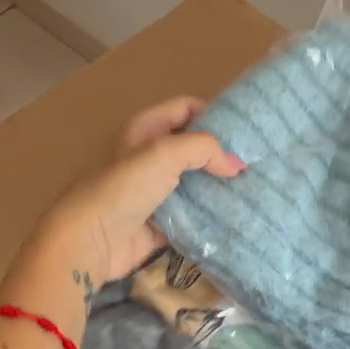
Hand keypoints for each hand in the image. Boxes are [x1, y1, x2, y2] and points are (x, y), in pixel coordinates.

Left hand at [27, 96, 245, 285]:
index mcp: (146, 128)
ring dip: (218, 187)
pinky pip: (192, 215)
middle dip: (221, 155)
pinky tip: (234, 217)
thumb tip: (237, 164)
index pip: (186, 109)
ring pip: (195, 183)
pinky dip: (210, 216)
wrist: (93, 239)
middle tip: (256, 164)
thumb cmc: (125, 187)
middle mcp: (150, 156)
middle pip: (193, 148)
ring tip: (252, 190)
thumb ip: (204, 149)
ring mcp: (155, 191)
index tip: (245, 132)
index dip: (214, 115)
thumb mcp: (165, 153)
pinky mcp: (160, 222)